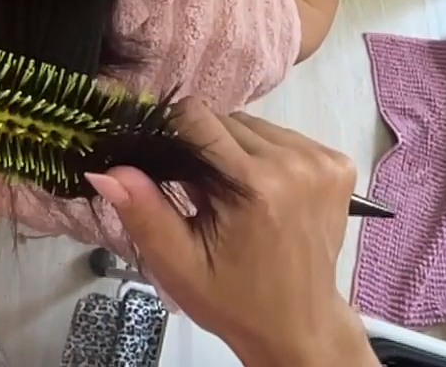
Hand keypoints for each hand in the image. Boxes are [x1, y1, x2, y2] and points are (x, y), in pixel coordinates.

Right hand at [85, 101, 374, 366]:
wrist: (300, 328)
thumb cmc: (233, 298)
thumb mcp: (179, 263)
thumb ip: (144, 212)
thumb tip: (106, 170)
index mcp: (256, 185)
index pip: (196, 117)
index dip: (174, 135)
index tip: (171, 166)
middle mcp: (295, 161)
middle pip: (226, 119)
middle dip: (206, 148)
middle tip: (205, 195)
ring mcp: (322, 160)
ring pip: (254, 124)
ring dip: (237, 149)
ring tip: (236, 195)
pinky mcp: (339, 162)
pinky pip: (283, 135)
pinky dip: (267, 154)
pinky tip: (267, 191)